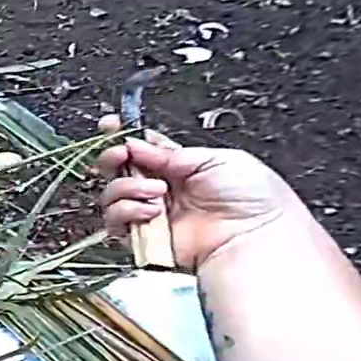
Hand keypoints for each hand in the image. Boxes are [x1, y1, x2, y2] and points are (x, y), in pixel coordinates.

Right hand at [94, 115, 307, 269]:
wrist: (251, 234)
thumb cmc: (250, 197)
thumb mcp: (215, 158)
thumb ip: (169, 153)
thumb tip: (136, 143)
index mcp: (177, 166)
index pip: (141, 148)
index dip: (123, 135)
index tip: (110, 124)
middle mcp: (157, 188)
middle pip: (117, 170)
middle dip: (114, 158)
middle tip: (121, 156)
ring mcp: (146, 212)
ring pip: (112, 194)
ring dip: (128, 188)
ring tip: (157, 191)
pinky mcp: (139, 236)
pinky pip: (114, 220)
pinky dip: (128, 211)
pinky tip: (152, 212)